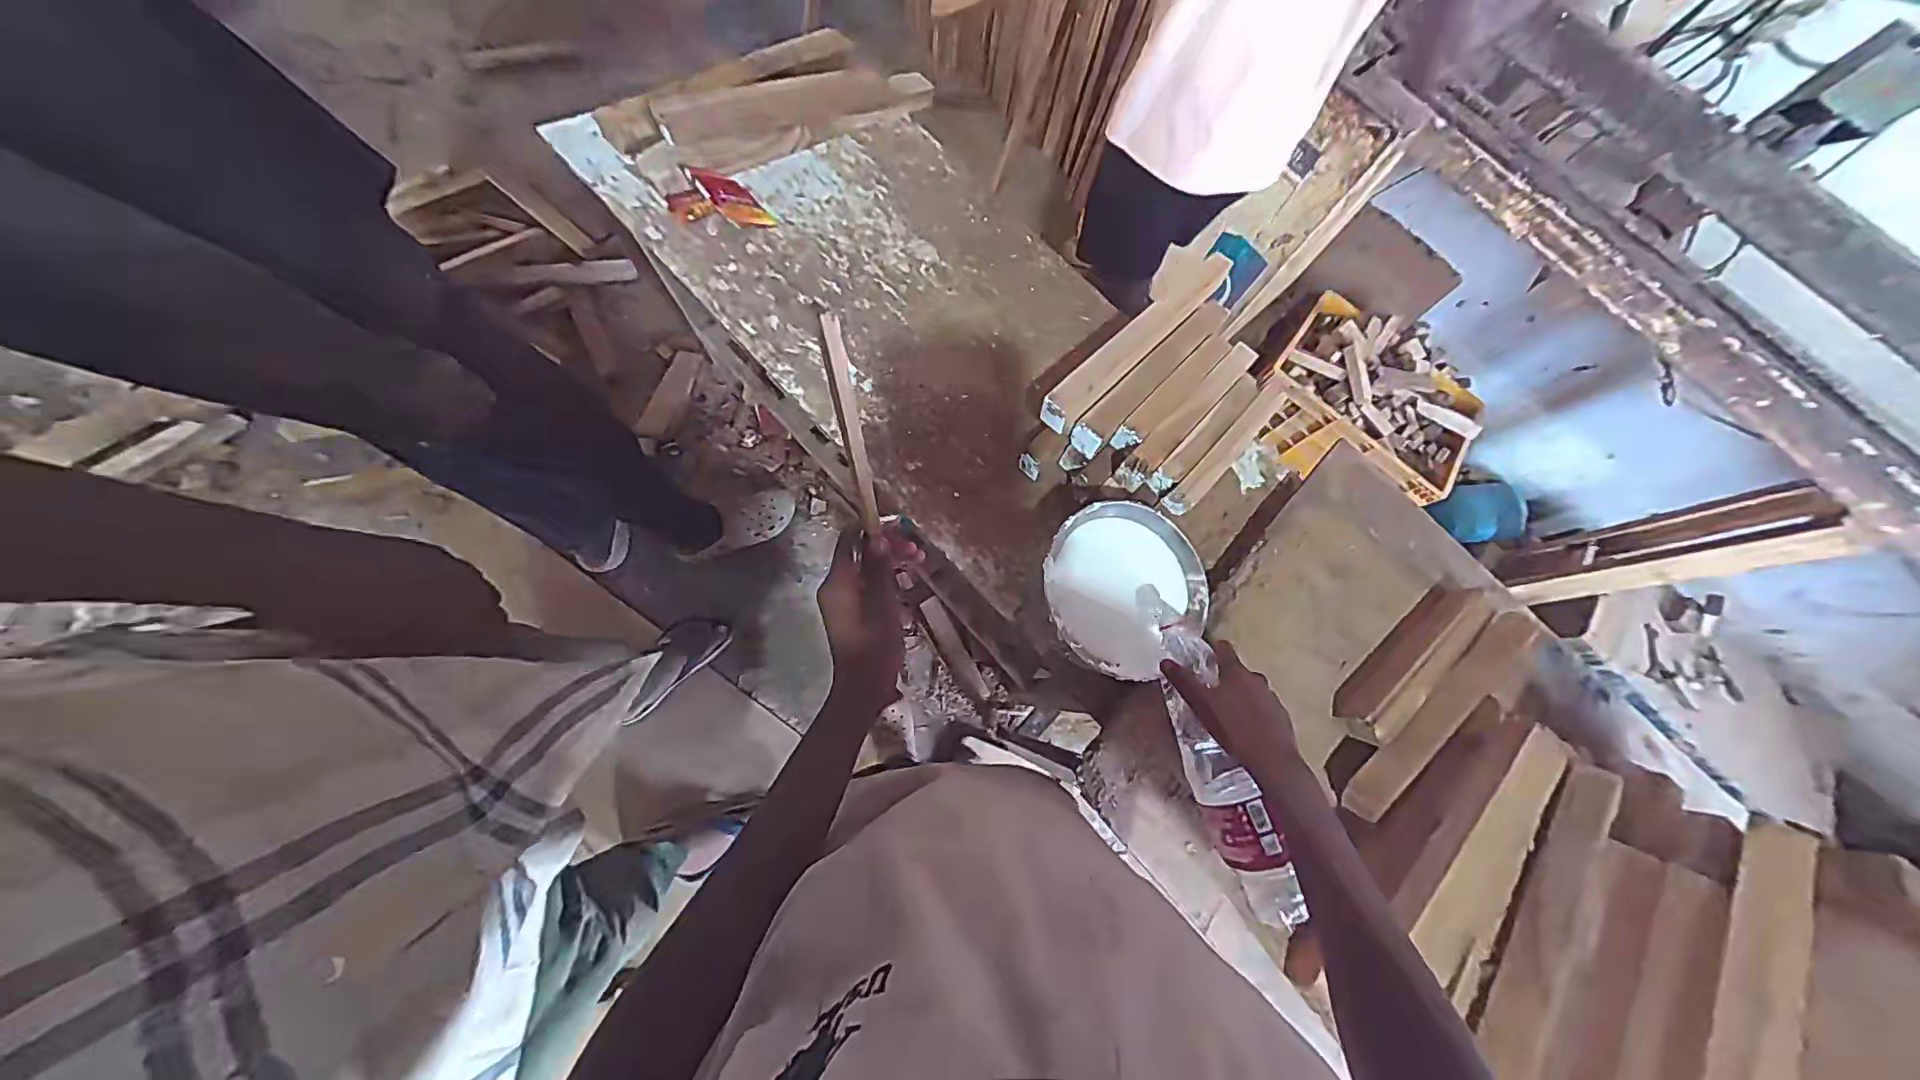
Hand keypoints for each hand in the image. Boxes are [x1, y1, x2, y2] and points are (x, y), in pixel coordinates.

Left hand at [817, 523, 921, 712]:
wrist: (863, 688)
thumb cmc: (875, 648)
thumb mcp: (883, 605)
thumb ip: (880, 570)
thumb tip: (877, 537)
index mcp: (838, 582)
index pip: (849, 540)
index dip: (873, 530)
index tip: (901, 530)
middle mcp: (835, 587)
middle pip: (859, 553)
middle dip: (888, 548)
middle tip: (918, 552)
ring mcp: (843, 601)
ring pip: (866, 569)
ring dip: (891, 563)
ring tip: (919, 564)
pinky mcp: (852, 613)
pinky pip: (867, 586)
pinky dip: (886, 581)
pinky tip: (908, 585)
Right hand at [1160, 641, 1300, 775]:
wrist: (1272, 759)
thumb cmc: (1232, 728)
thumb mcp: (1201, 704)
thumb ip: (1184, 682)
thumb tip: (1166, 662)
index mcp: (1236, 673)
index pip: (1224, 649)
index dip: (1213, 647)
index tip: (1205, 652)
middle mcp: (1257, 679)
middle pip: (1238, 670)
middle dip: (1225, 676)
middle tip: (1210, 688)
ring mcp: (1271, 698)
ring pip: (1252, 689)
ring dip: (1240, 694)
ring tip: (1227, 710)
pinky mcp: (1281, 716)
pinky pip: (1263, 706)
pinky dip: (1253, 710)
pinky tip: (1245, 726)